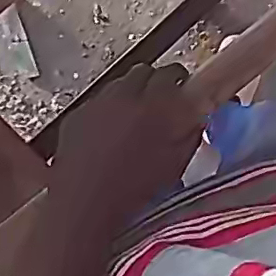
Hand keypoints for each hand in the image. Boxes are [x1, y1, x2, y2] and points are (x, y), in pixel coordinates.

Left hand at [48, 64, 204, 234]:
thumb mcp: (177, 163)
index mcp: (158, 104)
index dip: (180, 83)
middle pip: (146, 71)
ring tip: (134, 120)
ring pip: (121, 84)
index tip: (183, 93)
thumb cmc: (137, 189)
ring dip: (131, 95)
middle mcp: (127, 94)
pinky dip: (108, 110)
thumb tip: (197, 114)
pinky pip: (98, 101)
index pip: (174, 73)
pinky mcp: (78, 113)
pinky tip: (109, 134)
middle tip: (161, 105)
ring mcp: (99, 101)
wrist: (86, 204)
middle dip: (156, 84)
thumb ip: (191, 131)